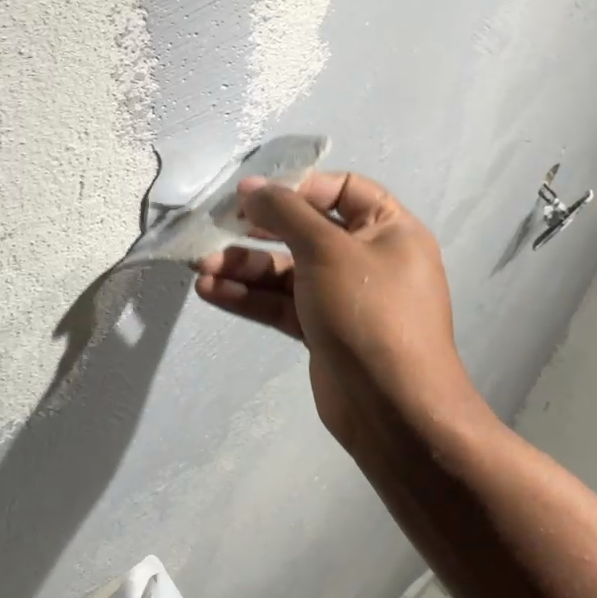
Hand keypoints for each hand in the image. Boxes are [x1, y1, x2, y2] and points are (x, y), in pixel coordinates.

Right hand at [195, 171, 484, 453]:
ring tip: (202, 267)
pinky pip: (281, 303)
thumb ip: (285, 212)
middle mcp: (368, 258)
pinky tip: (211, 291)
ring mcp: (342, 298)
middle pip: (305, 230)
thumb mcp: (327, 249)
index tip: (256, 194)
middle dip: (258, 229)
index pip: (342, 189)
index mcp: (388, 230)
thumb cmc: (368, 312)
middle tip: (218, 225)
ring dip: (244, 266)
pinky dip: (249, 296)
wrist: (394, 411)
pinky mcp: (321, 331)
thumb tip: (250, 187)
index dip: (299, 186)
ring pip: (286, 270)